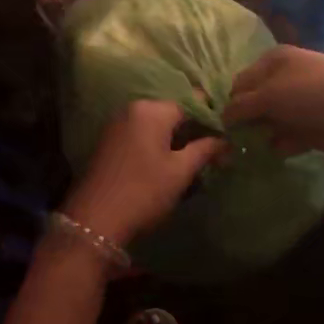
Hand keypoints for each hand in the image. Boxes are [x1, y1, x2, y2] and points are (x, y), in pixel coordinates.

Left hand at [63, 100, 226, 245]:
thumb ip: (205, 150)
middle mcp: (132, 110)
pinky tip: (168, 166)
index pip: (193, 103)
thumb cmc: (143, 191)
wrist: (95, 219)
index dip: (212, 120)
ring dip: (175, 140)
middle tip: (214, 154)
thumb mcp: (180, 172)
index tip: (227, 138)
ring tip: (193, 162)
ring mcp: (116, 126)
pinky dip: (156, 146)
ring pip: (156, 126)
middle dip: (194, 131)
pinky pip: (140, 137)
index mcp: (152, 110)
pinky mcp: (108, 144)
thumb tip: (225, 140)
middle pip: (173, 113)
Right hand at [222, 46, 323, 154]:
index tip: (221, 126)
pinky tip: (278, 149)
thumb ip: (239, 107)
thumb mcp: (266, 95)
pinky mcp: (308, 128)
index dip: (229, 104)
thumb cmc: (307, 92)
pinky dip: (280, 146)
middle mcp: (282, 81)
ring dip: (258, 137)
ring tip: (249, 150)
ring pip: (267, 124)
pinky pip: (285, 139)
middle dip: (242, 123)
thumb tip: (222, 118)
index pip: (239, 84)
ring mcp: (296, 106)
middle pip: (252, 105)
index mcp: (272, 63)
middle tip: (231, 142)